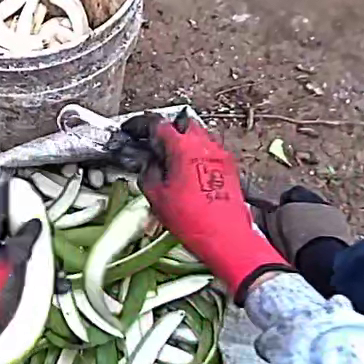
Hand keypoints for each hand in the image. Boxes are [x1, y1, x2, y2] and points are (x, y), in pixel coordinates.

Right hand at [118, 112, 292, 301]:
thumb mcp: (156, 196)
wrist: (227, 239)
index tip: (133, 131)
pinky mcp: (230, 169)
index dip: (141, 126)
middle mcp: (205, 146)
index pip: (159, 124)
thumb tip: (147, 164)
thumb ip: (148, 172)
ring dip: (183, 143)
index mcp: (184, 149)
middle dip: (167, 130)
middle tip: (153, 143)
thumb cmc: (193, 220)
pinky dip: (195, 155)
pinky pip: (209, 152)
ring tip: (169, 160)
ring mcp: (220, 157)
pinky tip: (186, 173)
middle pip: (183, 124)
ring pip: (198, 137)